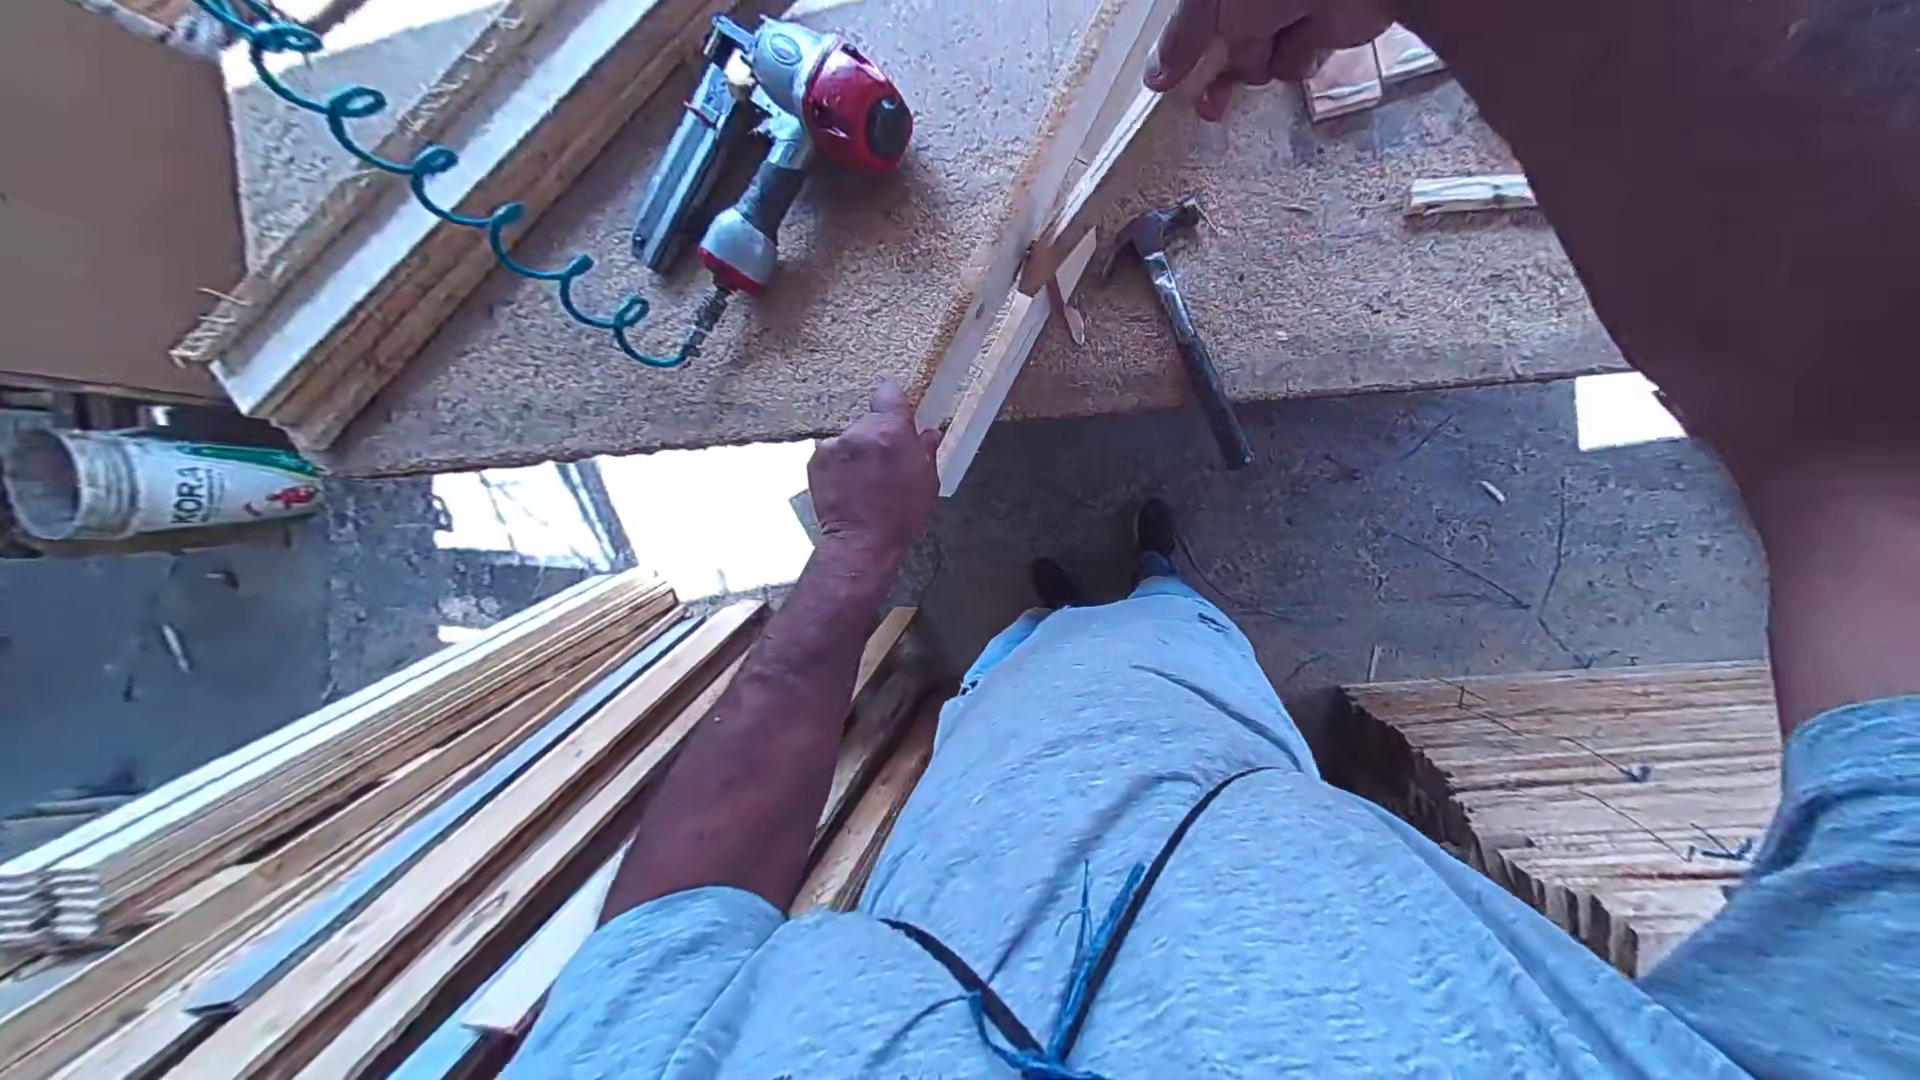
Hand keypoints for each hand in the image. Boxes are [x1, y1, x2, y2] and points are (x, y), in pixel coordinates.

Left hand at [807, 379, 940, 570]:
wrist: (862, 542)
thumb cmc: (901, 514)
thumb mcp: (927, 482)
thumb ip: (927, 450)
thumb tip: (930, 432)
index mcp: (890, 431)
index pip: (887, 391)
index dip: (892, 399)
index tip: (895, 409)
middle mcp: (859, 431)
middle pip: (868, 419)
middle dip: (876, 434)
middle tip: (884, 460)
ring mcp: (833, 445)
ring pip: (849, 437)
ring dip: (856, 450)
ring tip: (864, 477)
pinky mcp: (815, 461)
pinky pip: (831, 453)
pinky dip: (839, 464)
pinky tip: (848, 484)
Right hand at [1147, 0, 1391, 120]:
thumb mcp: (1210, 2)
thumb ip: (1178, 39)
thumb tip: (1153, 77)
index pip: (1194, 15)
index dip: (1181, 50)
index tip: (1171, 80)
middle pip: (1223, 40)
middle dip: (1218, 72)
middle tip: (1212, 102)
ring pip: (1258, 54)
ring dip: (1259, 62)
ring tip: (1272, 44)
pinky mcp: (1328, 20)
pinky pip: (1295, 57)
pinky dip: (1297, 57)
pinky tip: (1309, 35)